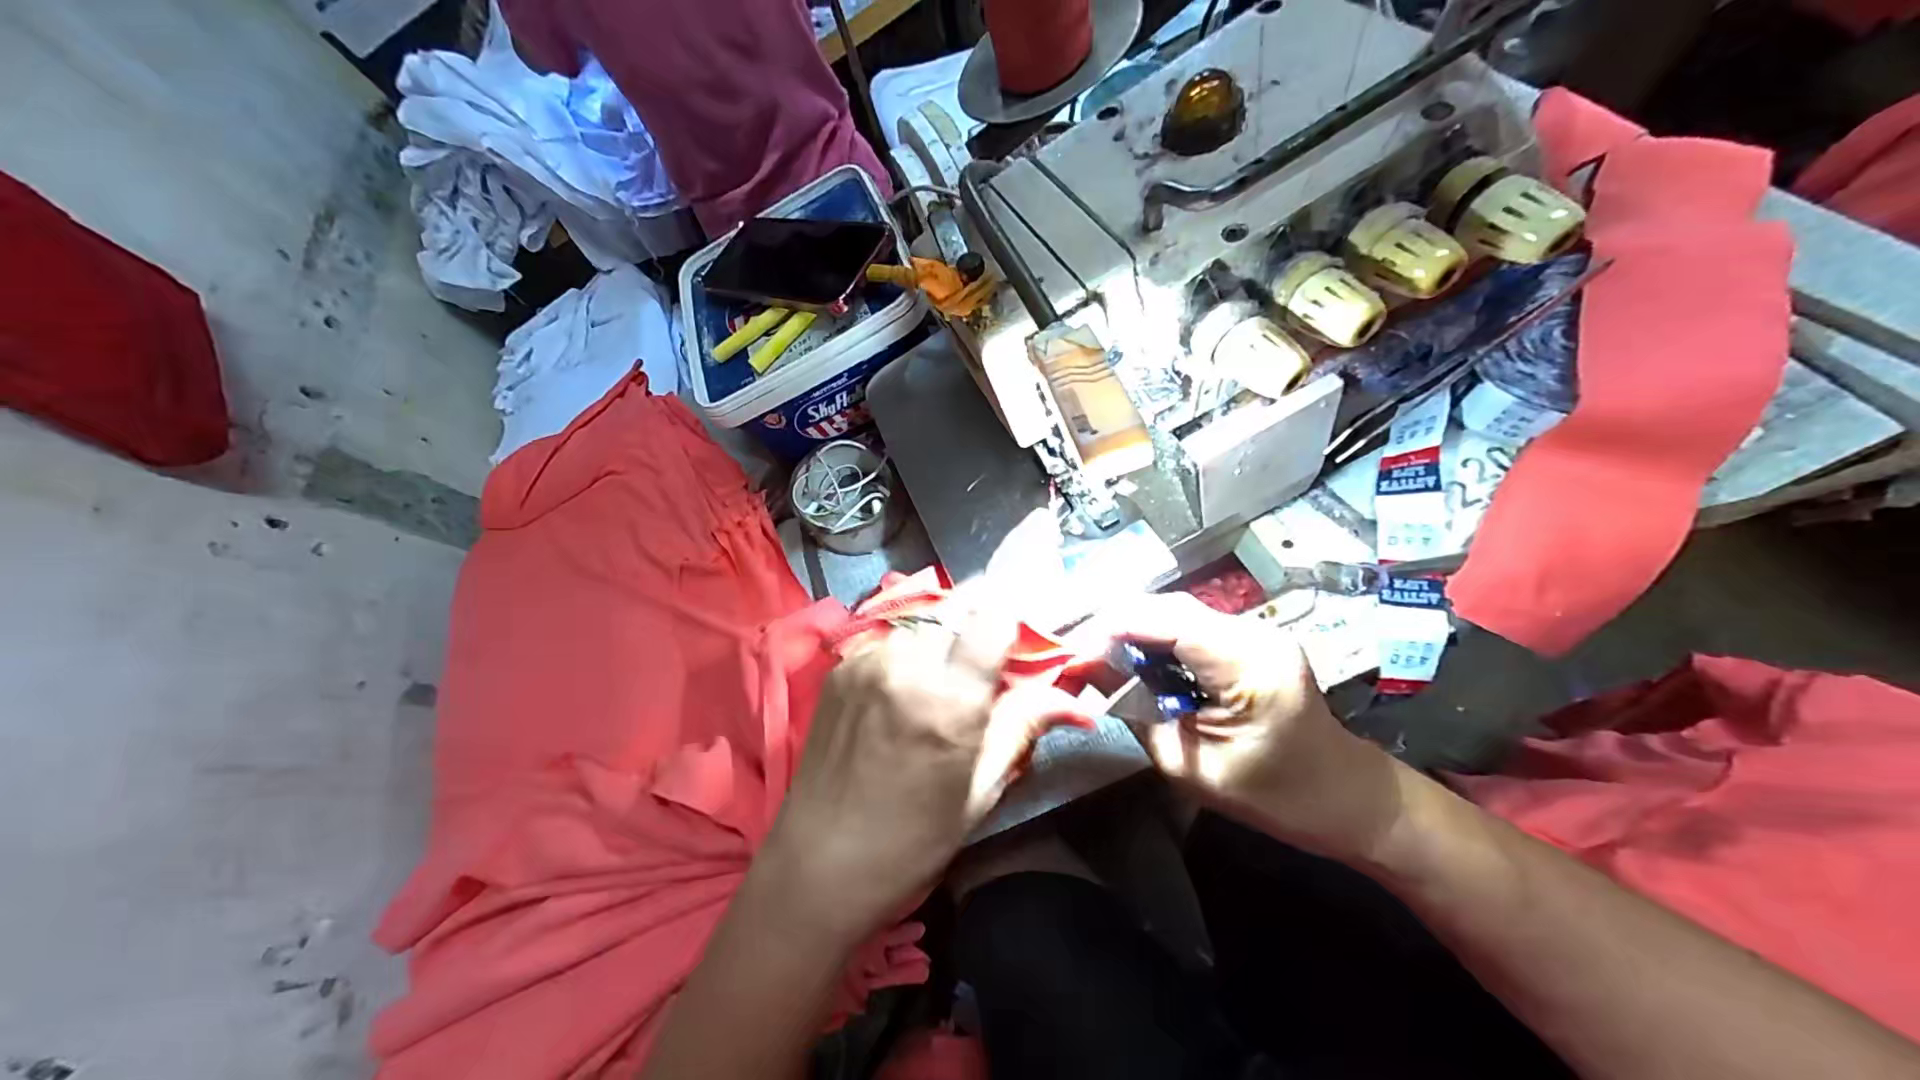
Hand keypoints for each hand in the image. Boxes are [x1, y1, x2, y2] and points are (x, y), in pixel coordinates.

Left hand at [758, 605, 1092, 942]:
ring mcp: (866, 662)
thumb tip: (1077, 700)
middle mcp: (906, 666)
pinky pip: (889, 639)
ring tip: (948, 675)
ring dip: (945, 635)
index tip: (1022, 644)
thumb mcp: (980, 791)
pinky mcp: (839, 669)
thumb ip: (1022, 726)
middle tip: (991, 655)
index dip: (1015, 622)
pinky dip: (910, 650)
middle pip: (958, 606)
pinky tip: (908, 688)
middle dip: (983, 618)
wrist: (818, 865)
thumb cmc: (912, 843)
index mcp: (949, 701)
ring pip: (923, 621)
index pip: (994, 616)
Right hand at [1086, 592, 1405, 863]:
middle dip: (1116, 626)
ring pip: (1175, 613)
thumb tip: (1087, 672)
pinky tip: (1134, 661)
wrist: (1348, 799)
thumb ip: (1137, 712)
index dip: (1112, 628)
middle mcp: (1255, 632)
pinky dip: (1155, 640)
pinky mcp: (1250, 640)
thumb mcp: (1191, 765)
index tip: (1072, 653)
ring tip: (1097, 659)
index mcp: (1250, 663)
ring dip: (1133, 631)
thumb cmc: (1277, 797)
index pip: (1167, 621)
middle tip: (1076, 657)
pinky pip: (1190, 628)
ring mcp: (1256, 631)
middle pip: (1168, 608)